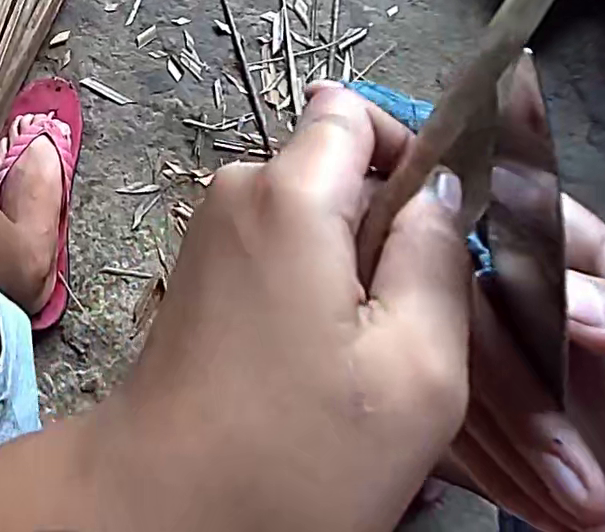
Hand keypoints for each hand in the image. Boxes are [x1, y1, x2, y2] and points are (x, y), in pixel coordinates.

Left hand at [103, 84, 474, 531]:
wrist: (166, 495)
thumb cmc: (296, 448)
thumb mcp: (414, 368)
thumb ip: (436, 258)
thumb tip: (439, 186)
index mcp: (287, 193)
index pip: (348, 111)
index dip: (403, 145)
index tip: (437, 216)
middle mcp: (240, 187)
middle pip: (333, 163)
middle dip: (382, 220)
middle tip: (407, 313)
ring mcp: (214, 220)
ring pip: (310, 205)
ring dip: (349, 257)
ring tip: (359, 345)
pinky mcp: (203, 254)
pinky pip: (277, 234)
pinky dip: (310, 272)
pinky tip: (316, 347)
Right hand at [449, 196, 604, 531]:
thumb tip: (572, 301)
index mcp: (584, 259)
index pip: (507, 200)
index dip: (482, 226)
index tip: (507, 307)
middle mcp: (513, 283)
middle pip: (455, 284)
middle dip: (512, 391)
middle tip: (579, 478)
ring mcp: (476, 337)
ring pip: (437, 348)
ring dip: (504, 440)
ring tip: (581, 503)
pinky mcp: (457, 388)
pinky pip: (436, 405)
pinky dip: (486, 465)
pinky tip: (541, 500)